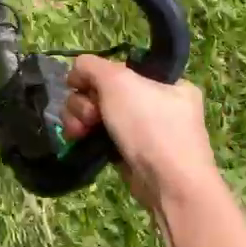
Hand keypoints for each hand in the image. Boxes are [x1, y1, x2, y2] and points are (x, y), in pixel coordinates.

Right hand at [62, 53, 221, 212]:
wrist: (169, 181)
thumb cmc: (149, 125)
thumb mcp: (117, 80)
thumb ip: (91, 65)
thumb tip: (77, 74)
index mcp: (166, 83)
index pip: (117, 68)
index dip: (95, 76)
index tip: (86, 87)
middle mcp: (154, 102)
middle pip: (100, 89)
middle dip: (84, 100)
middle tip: (90, 115)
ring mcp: (140, 127)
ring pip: (93, 109)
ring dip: (78, 116)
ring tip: (80, 130)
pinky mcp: (126, 147)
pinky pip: (95, 130)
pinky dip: (83, 132)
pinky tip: (78, 138)